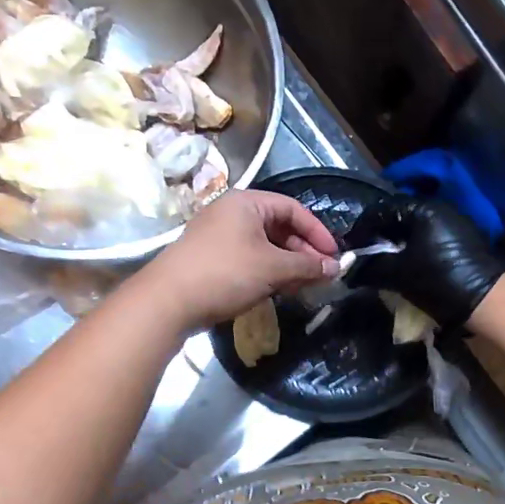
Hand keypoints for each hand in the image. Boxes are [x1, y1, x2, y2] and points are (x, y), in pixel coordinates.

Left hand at [141, 191, 339, 328]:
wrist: (169, 300)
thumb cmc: (226, 273)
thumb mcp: (273, 268)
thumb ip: (308, 266)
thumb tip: (334, 268)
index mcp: (247, 203)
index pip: (294, 209)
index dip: (318, 232)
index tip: (334, 257)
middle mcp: (233, 213)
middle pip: (280, 227)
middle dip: (304, 252)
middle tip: (322, 275)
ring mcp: (221, 236)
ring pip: (267, 246)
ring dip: (289, 265)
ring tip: (305, 286)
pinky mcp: (214, 258)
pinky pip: (252, 258)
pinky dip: (270, 271)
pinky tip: (281, 290)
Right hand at [345, 197, 504, 328]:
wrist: (487, 301)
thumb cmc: (439, 280)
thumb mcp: (399, 274)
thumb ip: (371, 268)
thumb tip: (349, 271)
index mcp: (422, 208)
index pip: (380, 210)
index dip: (361, 230)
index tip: (350, 250)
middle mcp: (438, 209)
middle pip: (397, 218)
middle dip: (378, 238)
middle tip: (364, 258)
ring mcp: (453, 224)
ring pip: (413, 231)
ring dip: (395, 246)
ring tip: (382, 266)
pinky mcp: (461, 242)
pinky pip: (427, 241)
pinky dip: (412, 252)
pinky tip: (405, 269)